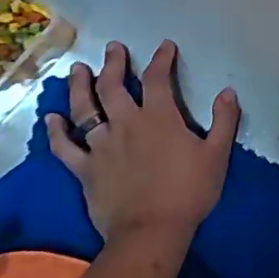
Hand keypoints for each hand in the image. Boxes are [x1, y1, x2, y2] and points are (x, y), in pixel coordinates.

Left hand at [44, 40, 239, 244]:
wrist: (150, 231)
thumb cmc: (189, 191)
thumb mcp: (217, 154)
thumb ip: (224, 120)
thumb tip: (227, 92)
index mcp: (159, 118)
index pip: (158, 79)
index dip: (161, 59)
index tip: (165, 46)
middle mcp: (126, 124)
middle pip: (114, 86)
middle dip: (114, 64)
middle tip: (114, 48)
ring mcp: (101, 146)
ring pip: (85, 109)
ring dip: (80, 86)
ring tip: (78, 70)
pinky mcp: (85, 169)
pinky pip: (64, 146)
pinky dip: (56, 131)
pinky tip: (52, 118)